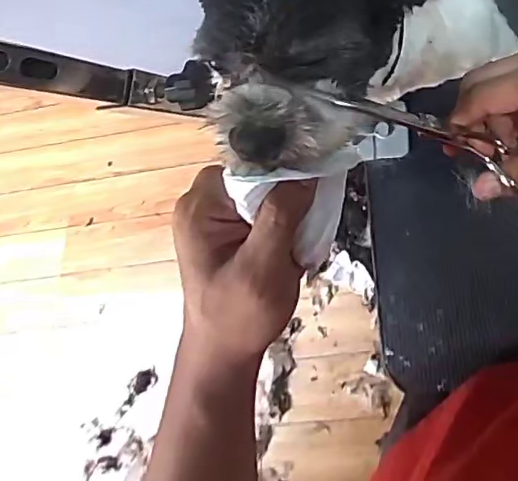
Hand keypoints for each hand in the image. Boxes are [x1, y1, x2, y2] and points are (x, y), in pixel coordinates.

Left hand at [171, 166, 314, 368]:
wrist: (226, 356)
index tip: (316, 174)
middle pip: (263, 169)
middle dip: (292, 185)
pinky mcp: (233, 223)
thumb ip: (280, 214)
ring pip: (270, 184)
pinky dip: (288, 214)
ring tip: (304, 229)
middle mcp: (205, 200)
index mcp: (200, 204)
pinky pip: (269, 201)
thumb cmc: (238, 316)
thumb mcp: (262, 265)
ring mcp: (218, 211)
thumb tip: (307, 172)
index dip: (287, 162)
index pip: (251, 161)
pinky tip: (296, 236)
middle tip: (313, 210)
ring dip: (293, 202)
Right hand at [448, 43, 517, 204]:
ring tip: (512, 150)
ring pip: (502, 75)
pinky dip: (514, 99)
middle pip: (485, 78)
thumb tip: (479, 186)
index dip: (461, 124)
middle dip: (475, 115)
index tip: (455, 153)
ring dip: (495, 109)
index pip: (479, 94)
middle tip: (481, 154)